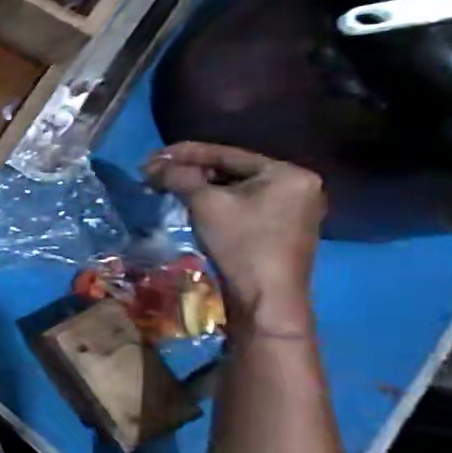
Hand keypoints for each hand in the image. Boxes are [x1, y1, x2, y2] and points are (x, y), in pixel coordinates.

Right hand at [143, 142, 324, 333]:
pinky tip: (192, 204)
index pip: (227, 154)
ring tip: (169, 187)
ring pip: (236, 188)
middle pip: (232, 170)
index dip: (185, 152)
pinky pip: (245, 205)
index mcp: (287, 173)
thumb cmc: (241, 243)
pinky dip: (217, 202)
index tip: (154, 155)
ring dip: (201, 187)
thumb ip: (178, 176)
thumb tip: (152, 165)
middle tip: (157, 172)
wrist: (266, 300)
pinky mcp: (284, 230)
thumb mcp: (204, 202)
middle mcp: (298, 186)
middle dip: (192, 171)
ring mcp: (294, 209)